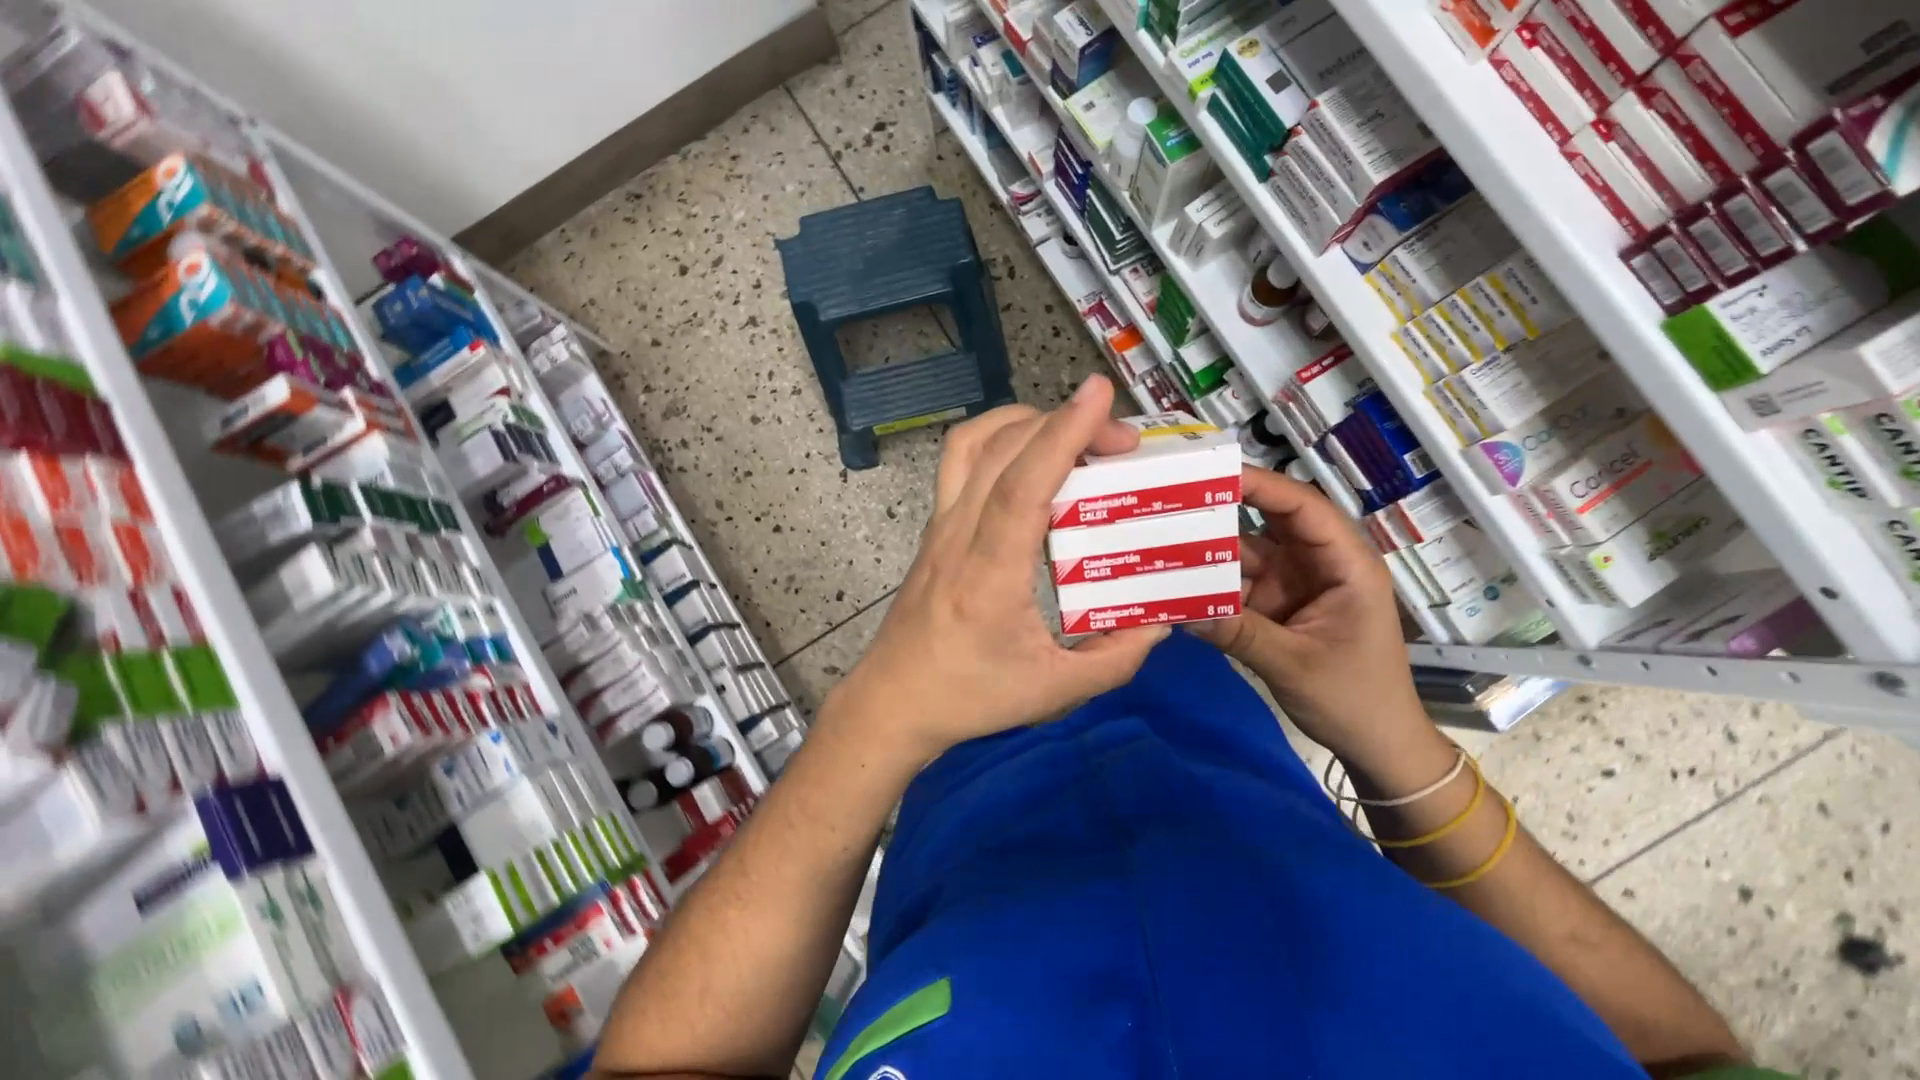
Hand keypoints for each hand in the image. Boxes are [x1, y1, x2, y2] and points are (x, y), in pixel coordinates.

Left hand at [827, 375, 1171, 765]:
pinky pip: (959, 462)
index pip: (1022, 487)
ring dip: (1023, 421)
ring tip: (1073, 432)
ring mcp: (939, 526)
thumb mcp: (1055, 692)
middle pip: (1000, 451)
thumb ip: (1116, 658)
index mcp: (989, 574)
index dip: (1061, 435)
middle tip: (1121, 439)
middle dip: (1063, 423)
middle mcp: (958, 536)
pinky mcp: (934, 528)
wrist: (893, 701)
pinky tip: (1030, 455)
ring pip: (970, 444)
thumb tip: (1162, 618)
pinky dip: (997, 438)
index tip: (1098, 395)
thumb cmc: (970, 697)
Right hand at [1186, 467, 1427, 761]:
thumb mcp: (1294, 666)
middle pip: (1269, 522)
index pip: (1303, 507)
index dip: (1260, 484)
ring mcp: (1296, 585)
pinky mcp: (1278, 607)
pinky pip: (1239, 587)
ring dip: (1208, 551)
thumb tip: (1177, 610)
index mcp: (1346, 564)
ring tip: (1158, 539)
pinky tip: (1172, 581)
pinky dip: (1209, 586)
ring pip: (1246, 554)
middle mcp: (1319, 564)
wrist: (1377, 744)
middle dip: (1223, 510)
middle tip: (1170, 498)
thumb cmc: (1355, 699)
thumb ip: (1237, 633)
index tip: (1209, 473)